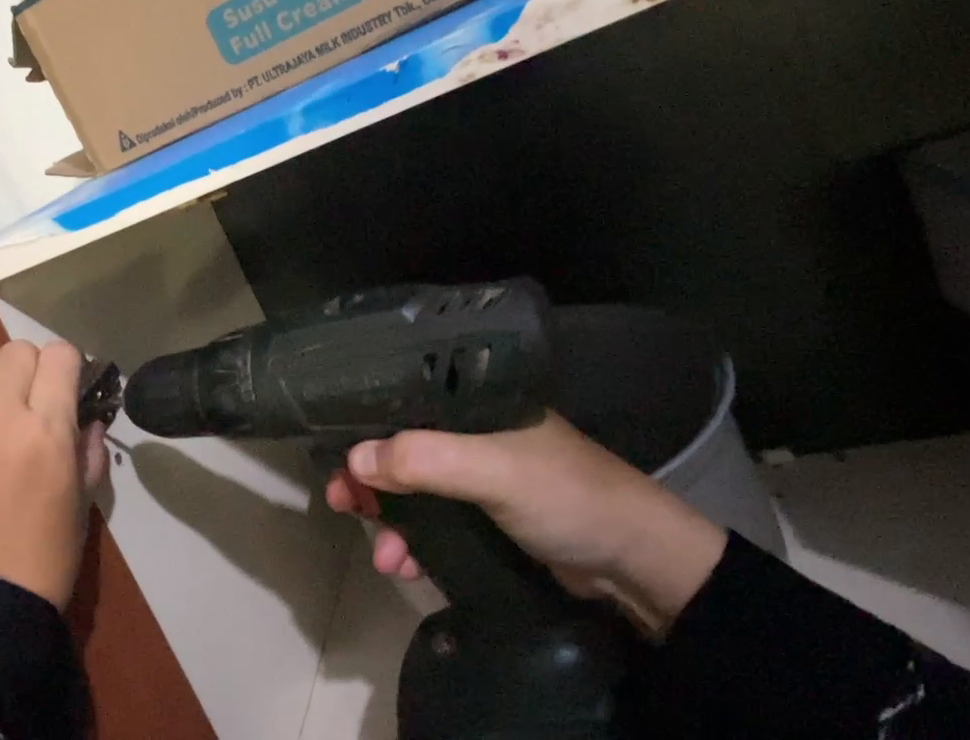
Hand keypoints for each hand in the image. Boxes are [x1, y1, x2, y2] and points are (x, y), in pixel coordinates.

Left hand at [0, 338, 108, 608]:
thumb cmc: (42, 562)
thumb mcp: (82, 503)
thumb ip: (88, 451)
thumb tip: (87, 417)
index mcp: (46, 432)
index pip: (59, 355)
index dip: (65, 367)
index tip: (63, 387)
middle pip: (14, 350)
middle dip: (28, 370)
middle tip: (25, 402)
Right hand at [326, 414, 727, 636]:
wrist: (635, 565)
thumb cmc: (565, 495)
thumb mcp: (492, 470)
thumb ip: (423, 460)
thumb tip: (354, 460)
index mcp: (474, 404)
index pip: (403, 402)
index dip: (364, 426)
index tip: (334, 455)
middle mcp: (472, 434)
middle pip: (401, 449)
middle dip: (368, 480)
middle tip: (341, 504)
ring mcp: (478, 479)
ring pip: (413, 492)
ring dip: (388, 521)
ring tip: (383, 555)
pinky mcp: (485, 519)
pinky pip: (433, 525)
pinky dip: (413, 544)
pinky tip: (404, 567)